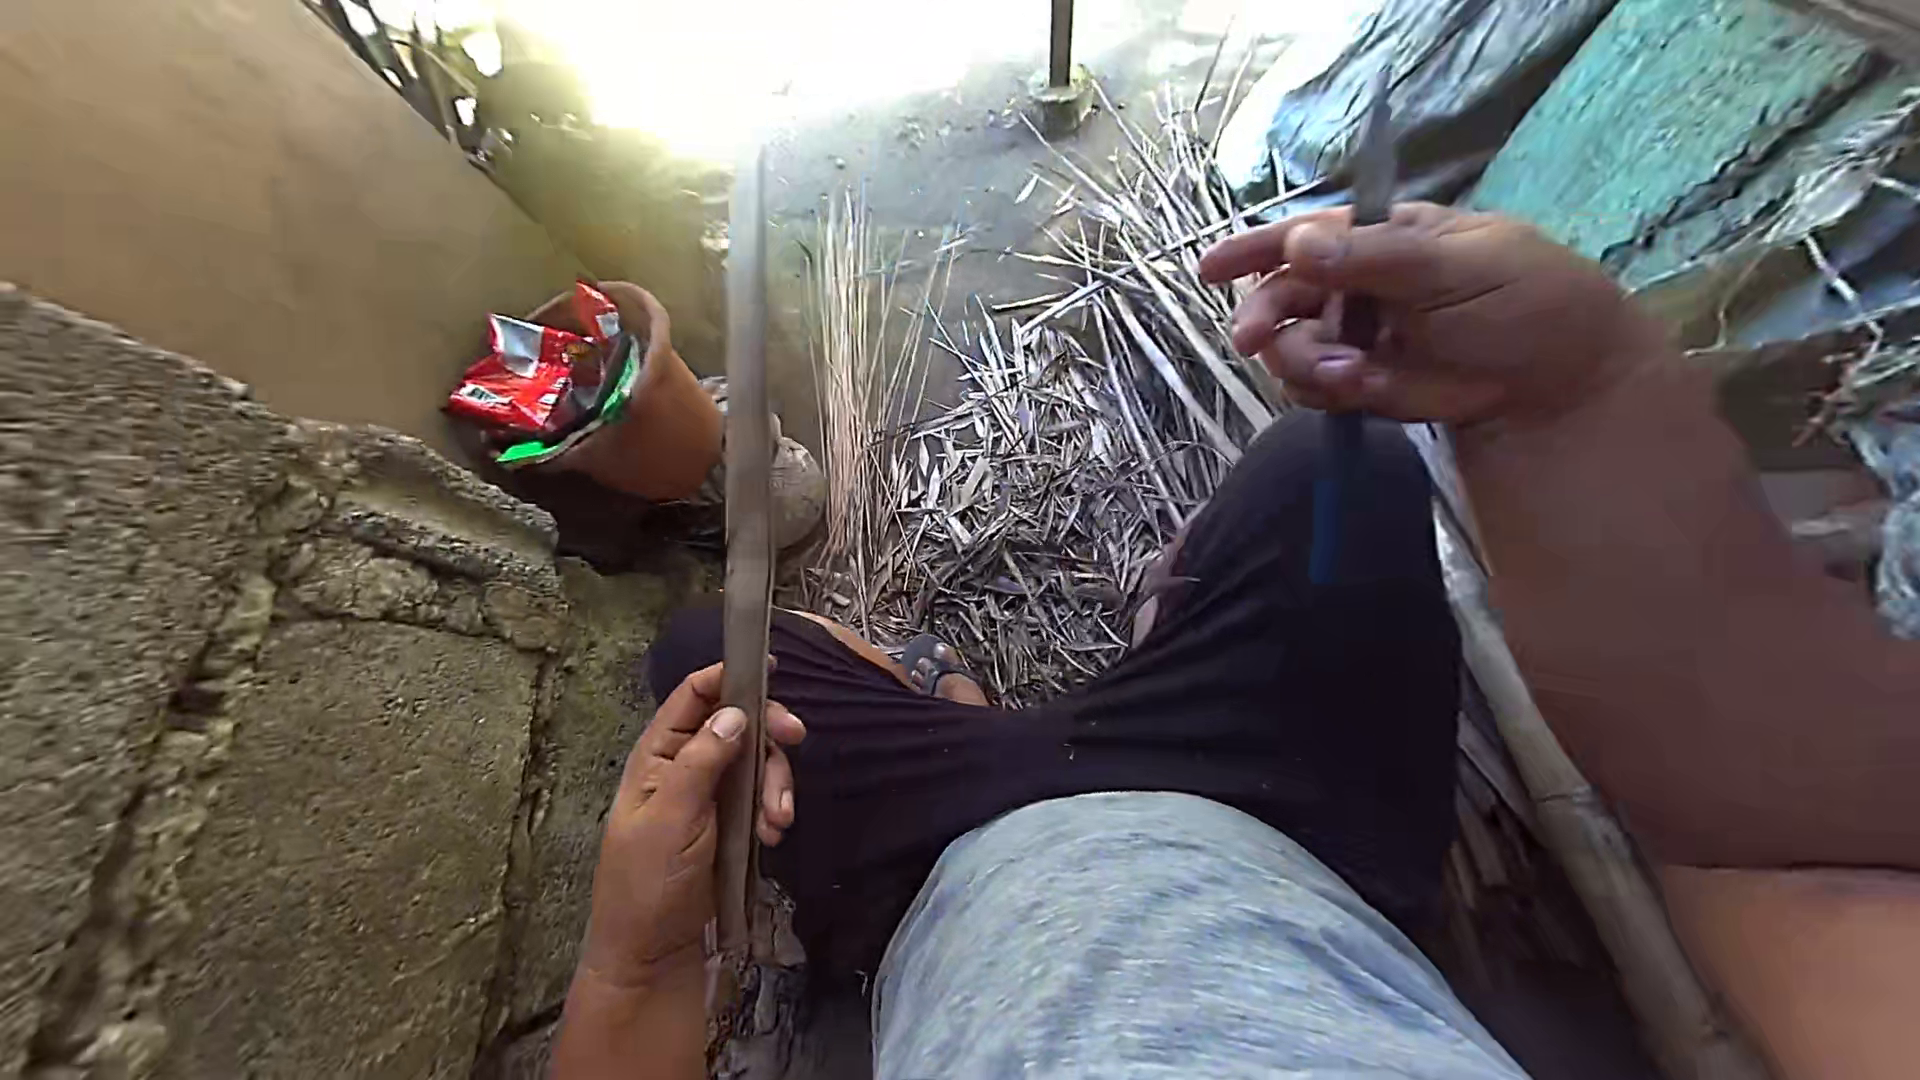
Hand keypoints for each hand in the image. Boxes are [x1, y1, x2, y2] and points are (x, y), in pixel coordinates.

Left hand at [575, 661, 805, 988]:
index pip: (694, 696)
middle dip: (769, 731)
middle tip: (797, 737)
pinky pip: (765, 791)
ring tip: (778, 819)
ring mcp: (714, 789)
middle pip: (739, 721)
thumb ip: (702, 762)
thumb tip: (734, 712)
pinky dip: (775, 805)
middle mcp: (689, 763)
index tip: (770, 668)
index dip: (728, 675)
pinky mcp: (735, 815)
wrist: (657, 956)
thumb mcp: (670, 820)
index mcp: (659, 755)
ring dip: (776, 781)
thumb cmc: (648, 885)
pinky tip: (775, 831)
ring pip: (758, 757)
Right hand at [1197, 202, 1669, 428]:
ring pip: (1283, 349)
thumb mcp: (1457, 266)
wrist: (1543, 384)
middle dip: (1263, 319)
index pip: (1302, 236)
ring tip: (1354, 373)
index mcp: (1373, 240)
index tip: (1210, 269)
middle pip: (1276, 298)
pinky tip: (1362, 387)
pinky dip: (1323, 390)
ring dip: (1304, 362)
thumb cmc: (1520, 302)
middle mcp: (1345, 287)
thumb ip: (1376, 256)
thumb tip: (1299, 243)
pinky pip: (1301, 387)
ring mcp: (1340, 337)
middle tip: (1255, 341)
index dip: (1251, 249)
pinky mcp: (1342, 381)